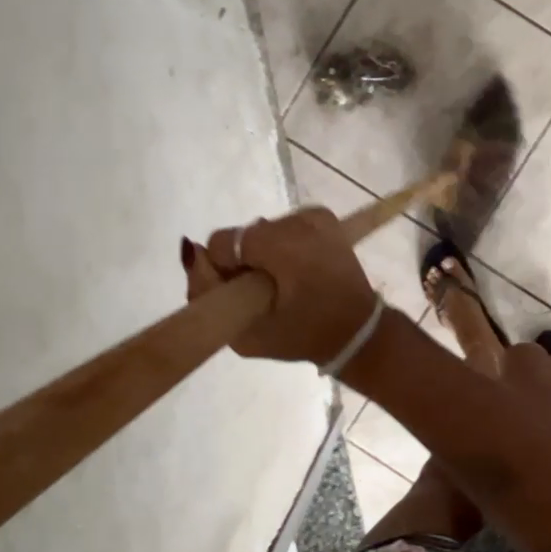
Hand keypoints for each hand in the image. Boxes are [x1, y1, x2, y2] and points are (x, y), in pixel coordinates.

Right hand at [181, 207, 379, 364]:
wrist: (358, 331)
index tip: (240, 293)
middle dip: (245, 261)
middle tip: (263, 293)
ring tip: (284, 284)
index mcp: (279, 245)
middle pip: (244, 235)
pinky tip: (298, 270)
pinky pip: (286, 227)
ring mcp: (314, 215)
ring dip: (265, 253)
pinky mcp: (324, 217)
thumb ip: (207, 295)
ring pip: (264, 230)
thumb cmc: (302, 336)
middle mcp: (297, 220)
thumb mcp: (245, 334)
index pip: (222, 241)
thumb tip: (192, 256)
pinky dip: (284, 245)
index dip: (223, 270)